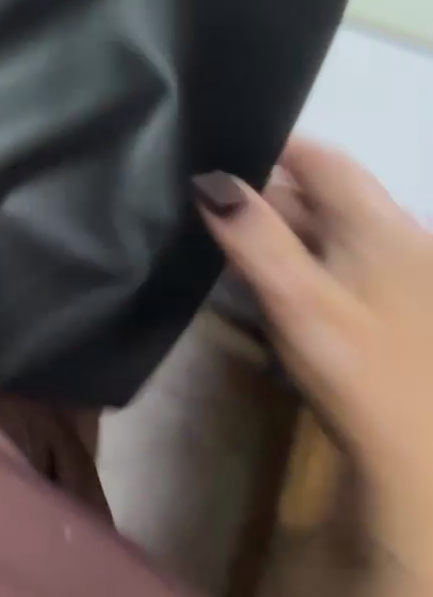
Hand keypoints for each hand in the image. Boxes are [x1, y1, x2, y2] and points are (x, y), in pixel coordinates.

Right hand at [193, 142, 432, 577]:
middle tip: (187, 184)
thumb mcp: (296, 300)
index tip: (207, 141)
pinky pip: (325, 252)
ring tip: (204, 219)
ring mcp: (392, 272)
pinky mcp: (380, 301)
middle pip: (319, 190)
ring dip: (266, 218)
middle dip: (257, 184)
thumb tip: (208, 177)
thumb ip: (252, 236)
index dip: (270, 142)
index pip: (323, 159)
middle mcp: (396, 240)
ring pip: (320, 223)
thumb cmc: (360, 369)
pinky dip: (283, 247)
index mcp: (384, 230)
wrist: (418, 455)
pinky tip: (247, 262)